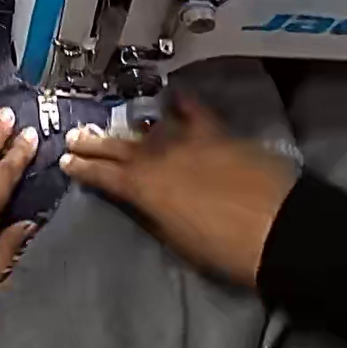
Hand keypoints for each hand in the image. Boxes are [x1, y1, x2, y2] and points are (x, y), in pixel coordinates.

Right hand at [60, 95, 297, 286]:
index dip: (81, 168)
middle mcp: (157, 156)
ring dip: (126, 128)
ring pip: (146, 128)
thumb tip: (139, 200)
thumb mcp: (176, 240)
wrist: (280, 230)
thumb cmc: (226, 251)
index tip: (66, 162)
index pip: (102, 174)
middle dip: (92, 143)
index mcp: (143, 187)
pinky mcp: (215, 131)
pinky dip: (180, 103)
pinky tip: (171, 96)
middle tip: (73, 138)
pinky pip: (193, 111)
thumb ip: (151, 213)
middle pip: (117, 147)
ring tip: (110, 125)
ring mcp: (185, 139)